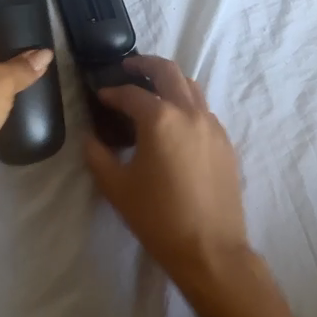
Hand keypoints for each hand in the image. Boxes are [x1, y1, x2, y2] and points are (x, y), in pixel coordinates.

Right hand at [83, 56, 249, 292]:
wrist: (210, 250)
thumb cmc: (158, 218)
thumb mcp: (116, 187)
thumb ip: (98, 155)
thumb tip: (91, 137)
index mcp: (160, 118)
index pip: (130, 93)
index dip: (112, 92)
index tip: (101, 96)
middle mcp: (189, 112)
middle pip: (167, 71)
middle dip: (144, 65)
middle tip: (127, 69)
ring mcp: (212, 125)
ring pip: (191, 87)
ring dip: (169, 81)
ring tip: (152, 91)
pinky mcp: (225, 142)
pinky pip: (203, 110)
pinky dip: (186, 104)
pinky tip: (174, 123)